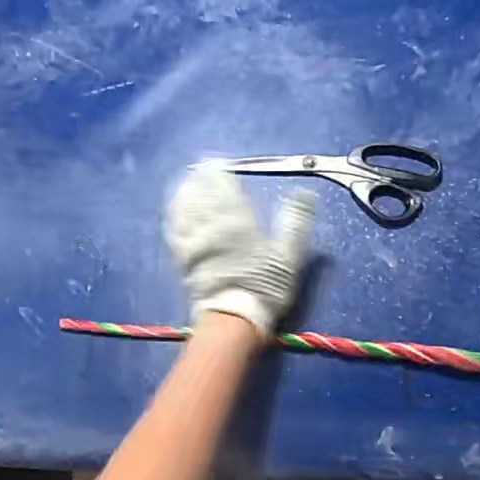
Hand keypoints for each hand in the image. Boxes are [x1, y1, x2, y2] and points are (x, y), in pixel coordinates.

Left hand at [165, 160, 315, 334]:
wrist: (234, 315)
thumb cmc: (265, 285)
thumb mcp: (289, 254)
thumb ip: (295, 222)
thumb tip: (304, 194)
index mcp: (239, 221)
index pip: (224, 190)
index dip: (218, 175)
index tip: (216, 164)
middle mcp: (213, 226)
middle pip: (202, 196)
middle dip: (199, 181)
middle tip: (198, 169)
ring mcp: (195, 242)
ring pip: (186, 211)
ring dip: (184, 195)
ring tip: (185, 184)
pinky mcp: (183, 259)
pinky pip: (176, 231)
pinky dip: (175, 218)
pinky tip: (174, 213)